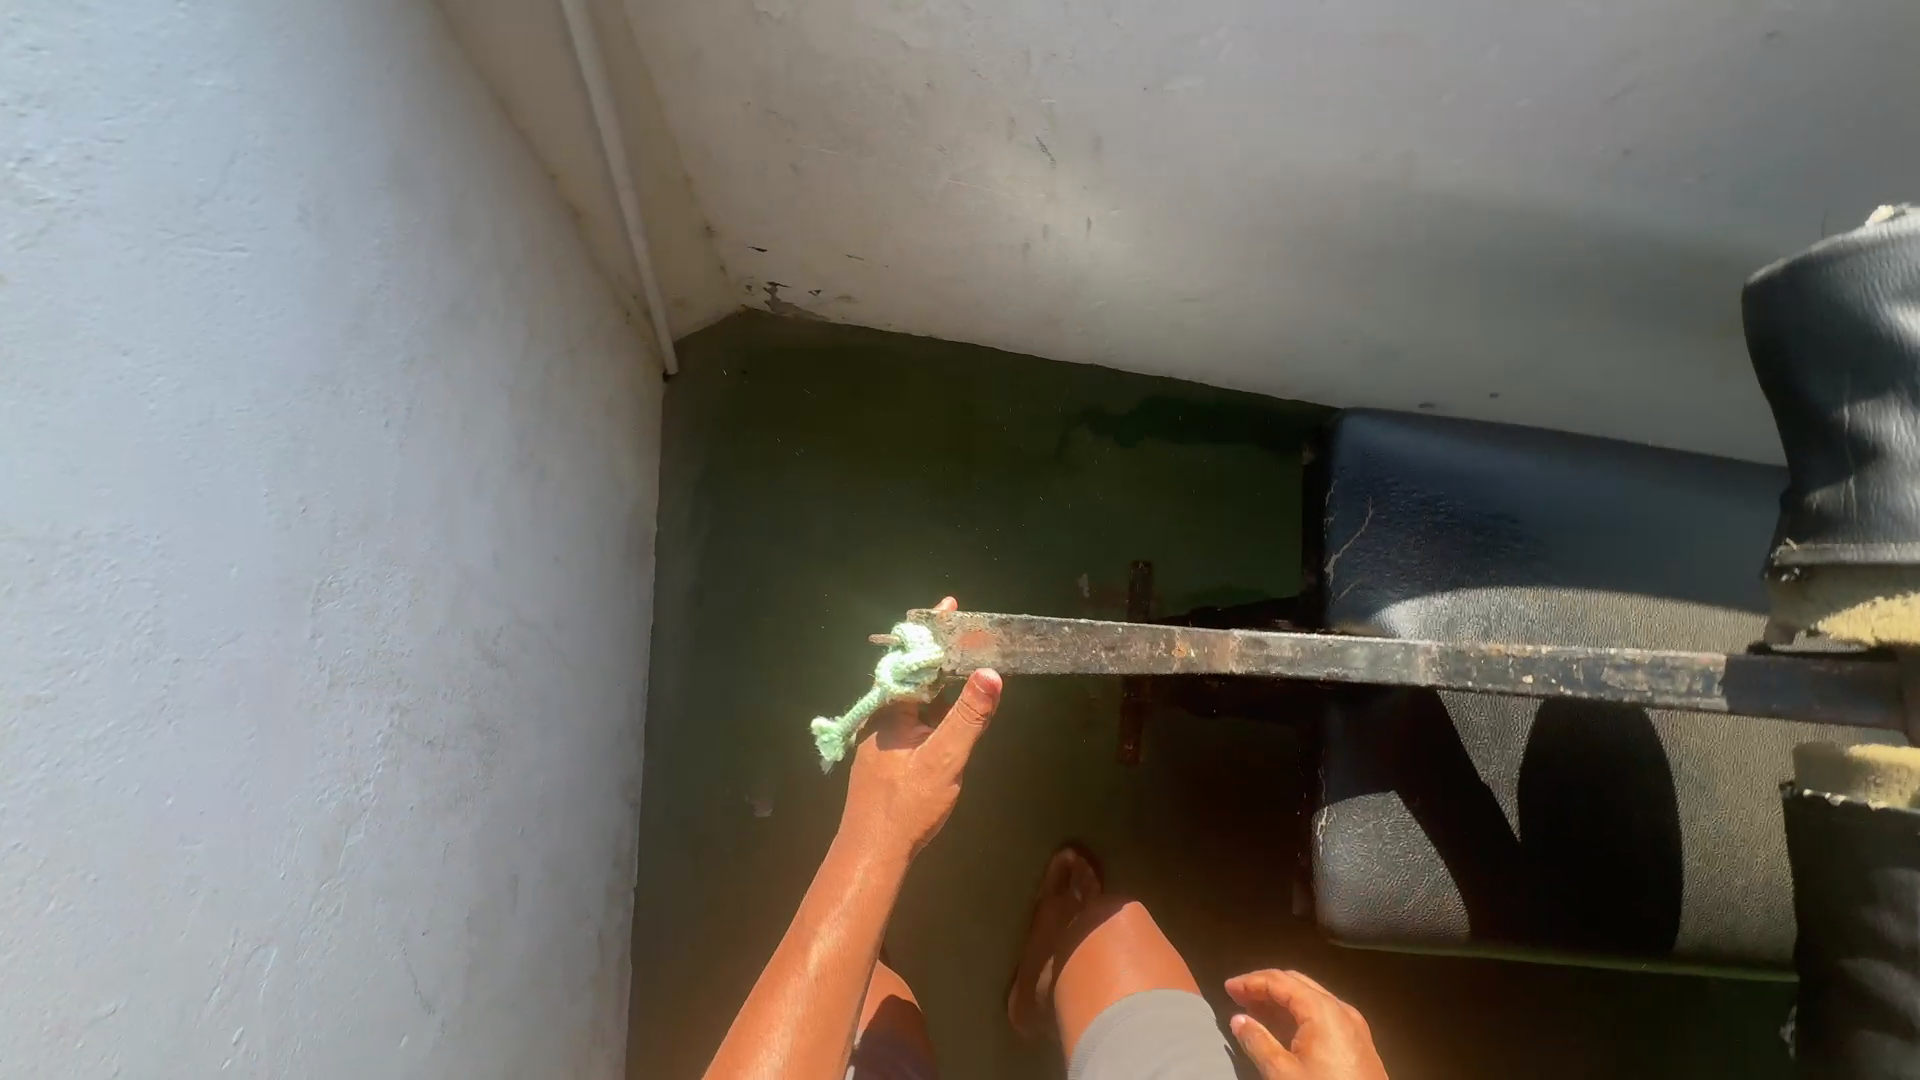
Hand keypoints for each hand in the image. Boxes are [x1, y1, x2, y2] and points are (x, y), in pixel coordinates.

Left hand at [837, 597, 1002, 861]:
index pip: (914, 658)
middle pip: (912, 673)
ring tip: (964, 658)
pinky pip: (912, 715)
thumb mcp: (945, 759)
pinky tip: (947, 706)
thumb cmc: (906, 805)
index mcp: (892, 709)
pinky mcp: (888, 755)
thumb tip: (990, 672)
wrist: (872, 852)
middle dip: (938, 651)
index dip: (933, 631)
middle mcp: (883, 716)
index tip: (951, 606)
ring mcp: (884, 737)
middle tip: (966, 630)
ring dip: (936, 676)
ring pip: (913, 696)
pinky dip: (932, 701)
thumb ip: (968, 716)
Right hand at [1225, 970, 1387, 1079]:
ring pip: (1310, 998)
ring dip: (1281, 1001)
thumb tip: (1238, 1019)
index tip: (1228, 989)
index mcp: (1322, 1009)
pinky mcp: (1359, 1045)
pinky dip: (1299, 1015)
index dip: (1250, 982)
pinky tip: (1284, 1029)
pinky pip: (1324, 1016)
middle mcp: (1340, 1009)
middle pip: (1296, 983)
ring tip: (1256, 1011)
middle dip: (1265, 987)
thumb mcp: (1284, 1074)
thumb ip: (1258, 1042)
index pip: (1278, 980)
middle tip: (1239, 998)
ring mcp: (1354, 1026)